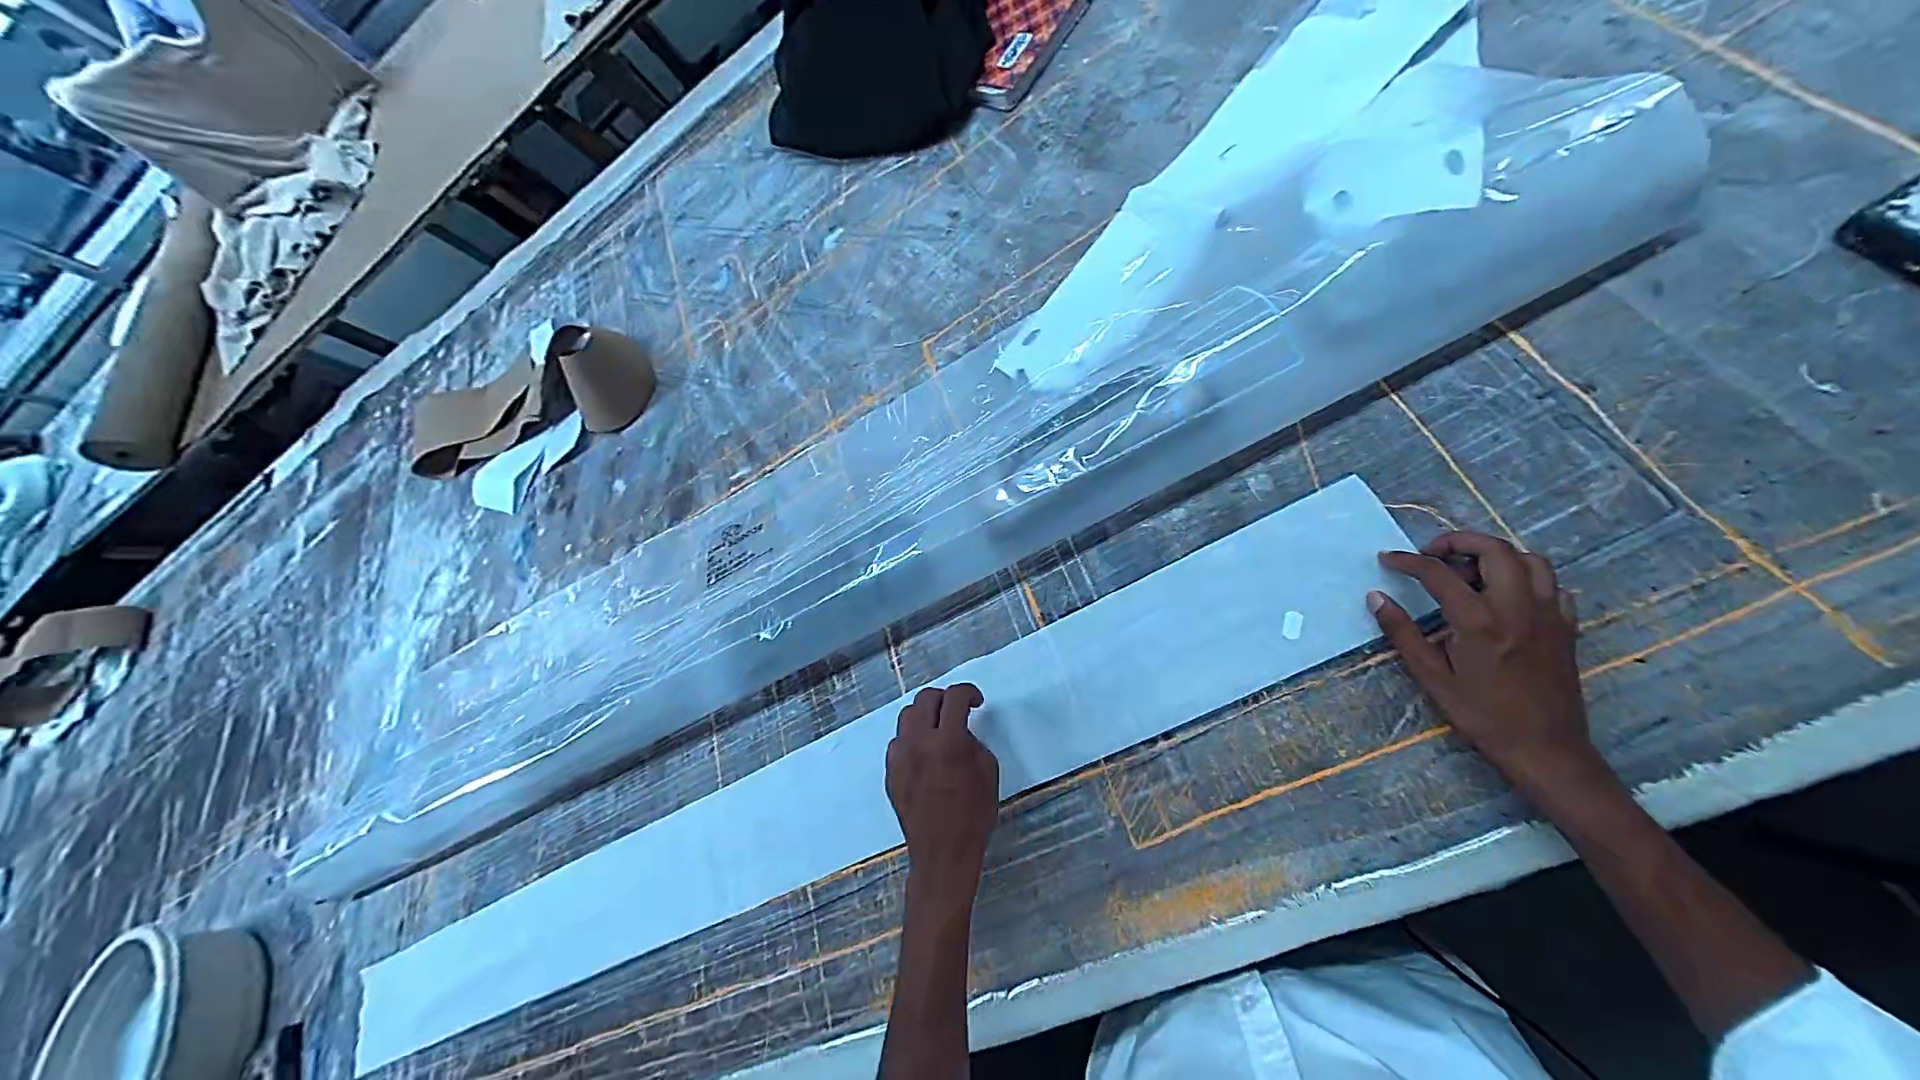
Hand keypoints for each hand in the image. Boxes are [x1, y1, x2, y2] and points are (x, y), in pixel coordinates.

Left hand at [887, 683, 999, 905]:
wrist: (943, 853)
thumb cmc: (974, 816)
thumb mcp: (988, 772)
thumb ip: (973, 742)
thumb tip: (960, 730)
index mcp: (948, 742)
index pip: (955, 697)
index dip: (968, 692)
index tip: (976, 700)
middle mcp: (919, 743)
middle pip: (926, 699)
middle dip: (945, 698)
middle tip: (957, 710)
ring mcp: (900, 757)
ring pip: (907, 716)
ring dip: (926, 715)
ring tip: (939, 728)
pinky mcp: (890, 771)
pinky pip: (898, 741)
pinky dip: (912, 738)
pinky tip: (924, 751)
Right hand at [1368, 532, 1598, 791]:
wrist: (1545, 747)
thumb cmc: (1481, 714)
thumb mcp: (1431, 676)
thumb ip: (1403, 632)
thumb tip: (1376, 598)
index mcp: (1479, 620)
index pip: (1439, 573)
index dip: (1408, 561)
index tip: (1388, 559)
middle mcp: (1518, 608)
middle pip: (1494, 549)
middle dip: (1458, 541)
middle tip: (1432, 555)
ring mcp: (1549, 615)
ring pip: (1529, 560)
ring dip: (1496, 555)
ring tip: (1469, 572)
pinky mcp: (1566, 627)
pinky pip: (1552, 585)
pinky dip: (1526, 578)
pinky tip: (1506, 596)